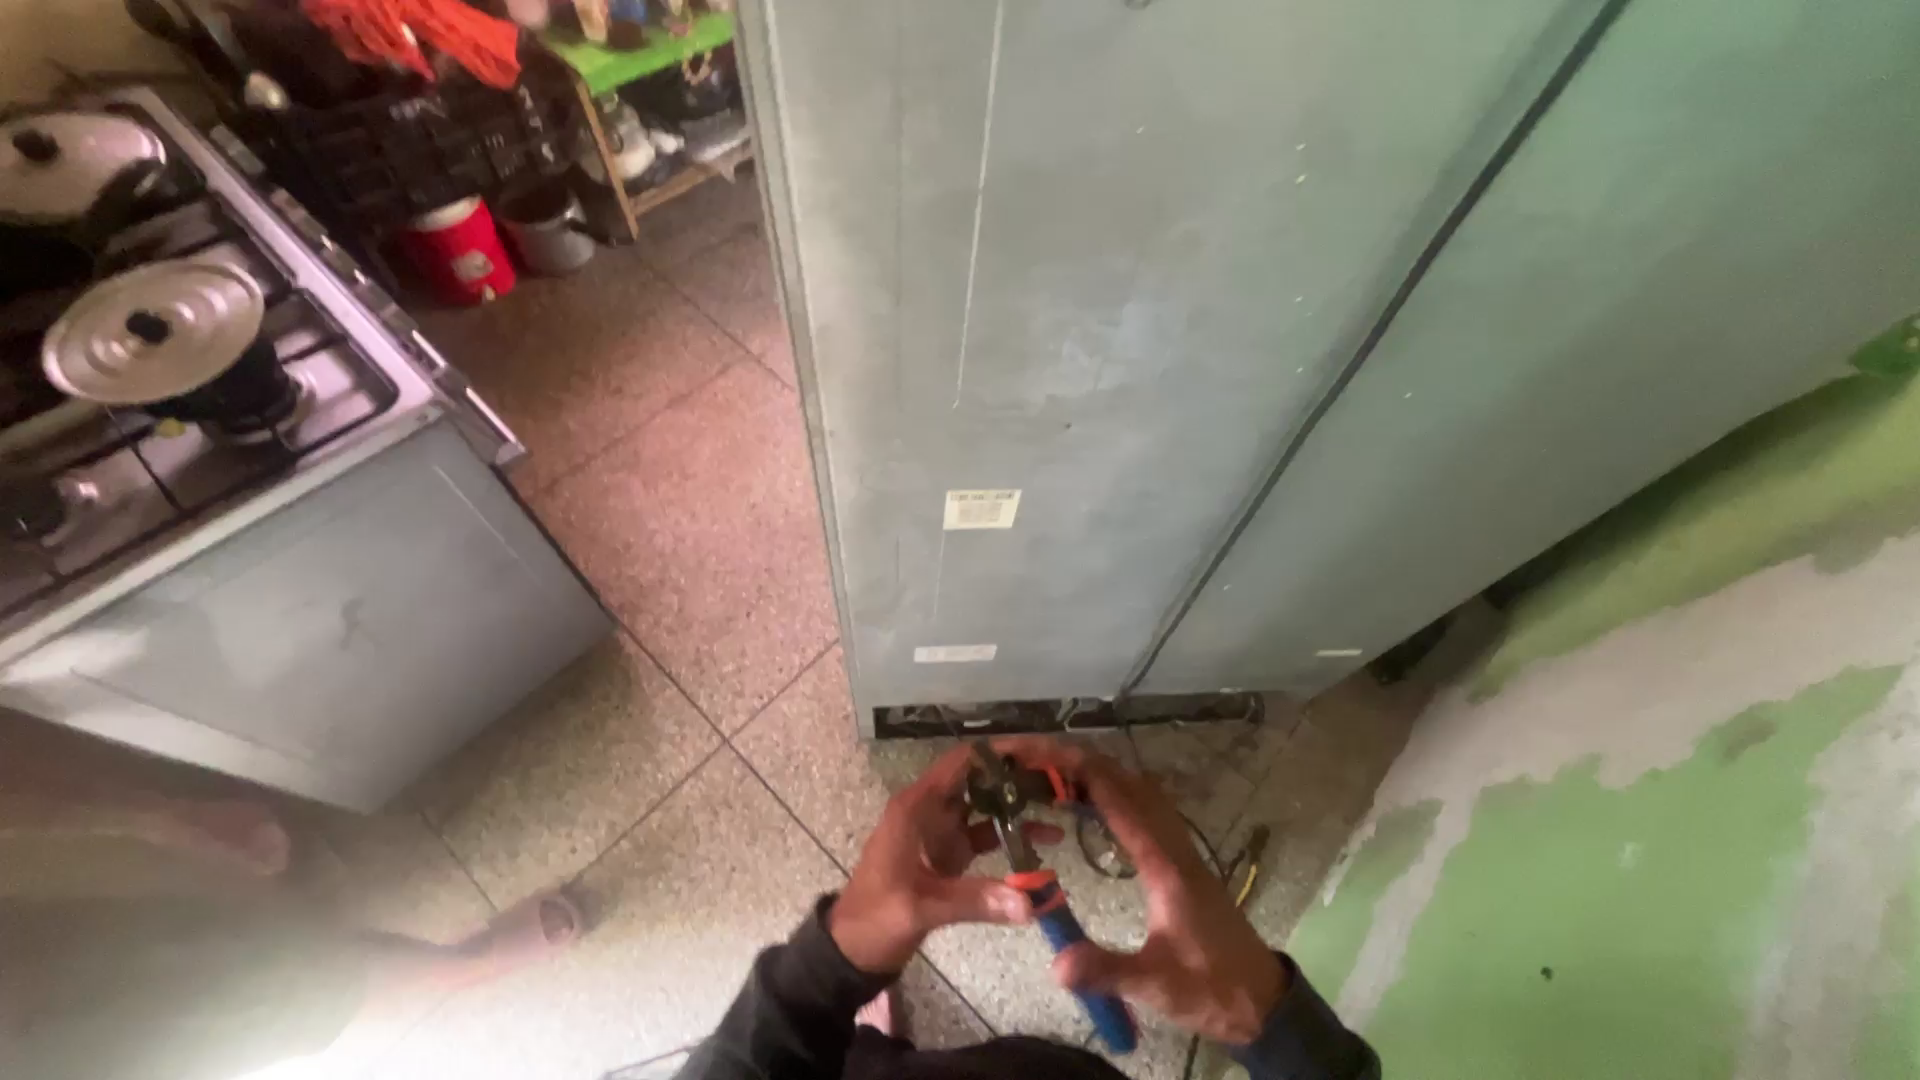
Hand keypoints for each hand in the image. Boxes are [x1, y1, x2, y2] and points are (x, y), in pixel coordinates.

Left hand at [830, 745, 1061, 973]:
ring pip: (987, 802)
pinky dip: (1015, 834)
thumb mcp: (921, 907)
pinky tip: (1048, 839)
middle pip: (980, 776)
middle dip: (1019, 771)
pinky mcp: (950, 853)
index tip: (1040, 751)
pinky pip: (988, 834)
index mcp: (917, 805)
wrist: (852, 950)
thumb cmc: (876, 917)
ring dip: (1020, 799)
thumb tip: (1031, 902)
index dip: (1000, 752)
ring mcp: (942, 829)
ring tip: (1063, 796)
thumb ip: (975, 900)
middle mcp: (931, 808)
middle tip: (1062, 772)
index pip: (963, 761)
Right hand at [996, 736, 1287, 1045]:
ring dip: (1091, 771)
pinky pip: (1140, 806)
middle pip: (1122, 779)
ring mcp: (1176, 847)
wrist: (1263, 1000)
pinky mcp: (1176, 858)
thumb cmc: (1213, 988)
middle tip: (1026, 757)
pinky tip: (1085, 803)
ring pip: (1133, 787)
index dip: (1073, 768)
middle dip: (1073, 759)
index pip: (1116, 796)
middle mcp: (1171, 843)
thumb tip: (1055, 964)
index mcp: (1164, 862)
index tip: (1035, 754)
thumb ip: (1108, 970)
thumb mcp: (1158, 986)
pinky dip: (1108, 791)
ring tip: (1047, 772)